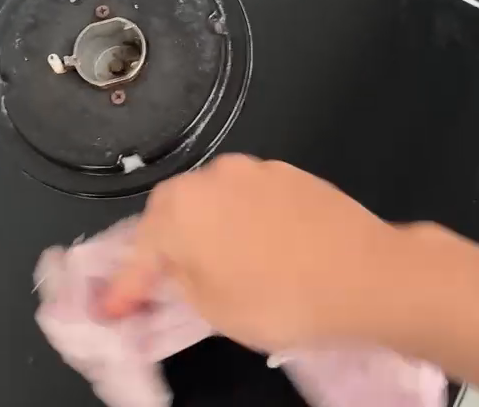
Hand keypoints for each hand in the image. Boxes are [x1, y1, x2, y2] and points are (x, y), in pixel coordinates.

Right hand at [102, 155, 407, 351]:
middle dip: (167, 244)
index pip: (140, 247)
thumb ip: (178, 284)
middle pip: (175, 210)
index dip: (126, 282)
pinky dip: (244, 219)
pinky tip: (260, 248)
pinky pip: (251, 195)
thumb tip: (167, 274)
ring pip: (215, 199)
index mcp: (182, 207)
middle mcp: (214, 175)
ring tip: (222, 265)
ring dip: (208, 227)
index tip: (115, 305)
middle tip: (168, 279)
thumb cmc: (280, 297)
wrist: (363, 272)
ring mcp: (255, 169)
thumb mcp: (212, 308)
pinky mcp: (289, 172)